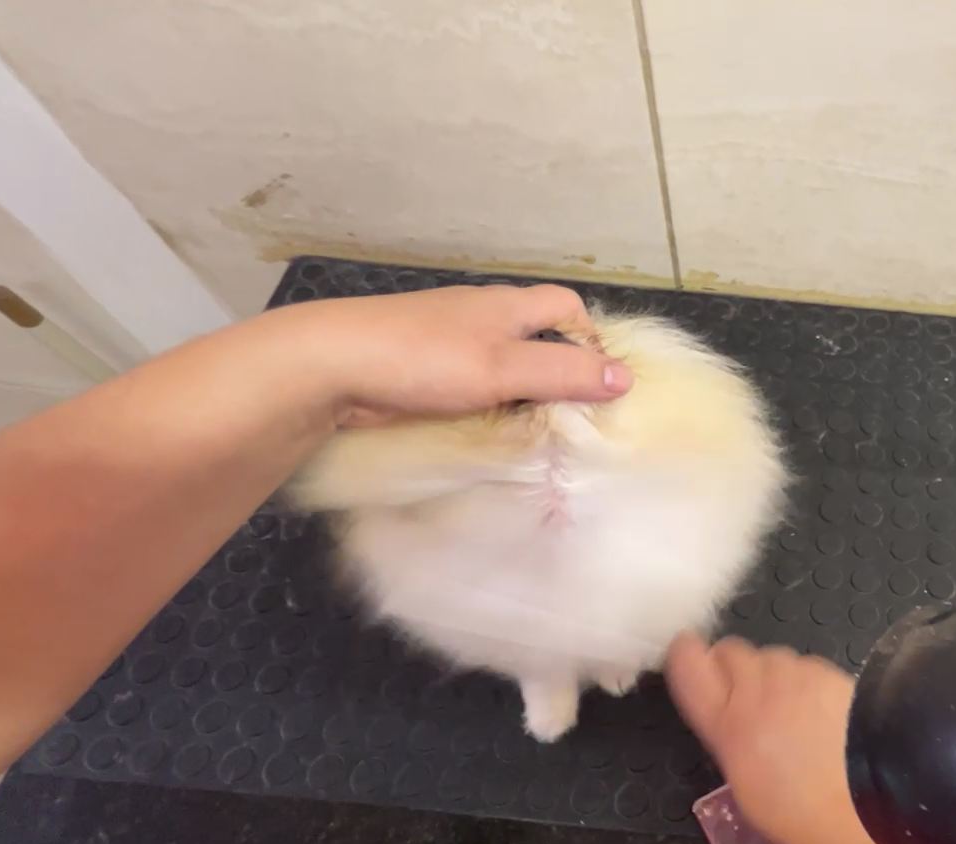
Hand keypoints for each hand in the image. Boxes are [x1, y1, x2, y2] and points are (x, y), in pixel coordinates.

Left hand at [235, 284, 632, 425]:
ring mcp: (452, 341)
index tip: (596, 379)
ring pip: (508, 360)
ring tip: (537, 426)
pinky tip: (492, 424)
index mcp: (506, 306)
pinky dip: (494, 400)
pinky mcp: (428, 367)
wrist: (330, 365)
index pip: (567, 306)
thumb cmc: (426, 358)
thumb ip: (564, 372)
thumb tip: (625, 378)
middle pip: (539, 334)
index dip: (590, 336)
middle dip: (560, 368)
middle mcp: (483, 316)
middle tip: (572, 412)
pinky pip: (478, 380)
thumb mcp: (506, 368)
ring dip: (527, 389)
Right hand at [664, 634, 883, 843]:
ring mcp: (796, 678)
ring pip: (772, 656)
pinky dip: (807, 681)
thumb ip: (725, 730)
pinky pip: (807, 665)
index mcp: (726, 724)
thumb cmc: (793, 811)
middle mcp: (757, 691)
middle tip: (751, 699)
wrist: (859, 812)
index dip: (687, 654)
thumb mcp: (740, 778)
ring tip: (793, 711)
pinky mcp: (830, 674)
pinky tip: (821, 711)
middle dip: (736, 669)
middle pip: (732, 651)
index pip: (689, 663)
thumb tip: (724, 702)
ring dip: (774, 675)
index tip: (692, 657)